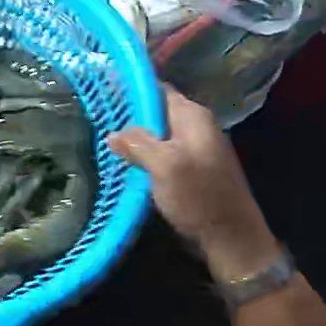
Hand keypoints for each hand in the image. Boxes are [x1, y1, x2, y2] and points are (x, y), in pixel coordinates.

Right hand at [109, 87, 280, 281]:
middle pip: (155, 109)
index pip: (157, 88)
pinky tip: (122, 158)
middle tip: (95, 112)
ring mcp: (194, 148)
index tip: (100, 85)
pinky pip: (160, 150)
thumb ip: (137, 142)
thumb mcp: (164, 165)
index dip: (129, 86)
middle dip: (127, 110)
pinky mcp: (190, 167)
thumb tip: (113, 134)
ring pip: (156, 131)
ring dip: (133, 134)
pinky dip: (142, 151)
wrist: (231, 240)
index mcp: (193, 117)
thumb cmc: (198, 197)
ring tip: (101, 133)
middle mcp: (196, 126)